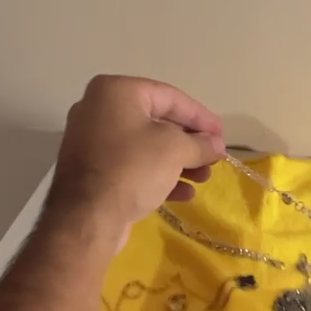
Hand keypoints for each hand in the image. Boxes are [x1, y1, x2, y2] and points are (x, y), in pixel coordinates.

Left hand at [47, 75, 225, 245]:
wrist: (87, 217)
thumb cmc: (132, 169)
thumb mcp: (175, 150)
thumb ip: (200, 144)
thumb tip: (217, 146)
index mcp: (116, 92)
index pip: (170, 97)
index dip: (201, 116)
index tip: (222, 134)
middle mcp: (100, 110)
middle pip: (158, 122)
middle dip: (190, 143)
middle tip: (214, 158)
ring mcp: (94, 142)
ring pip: (147, 147)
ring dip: (179, 162)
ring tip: (204, 178)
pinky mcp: (95, 171)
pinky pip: (133, 166)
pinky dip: (159, 176)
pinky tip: (185, 193)